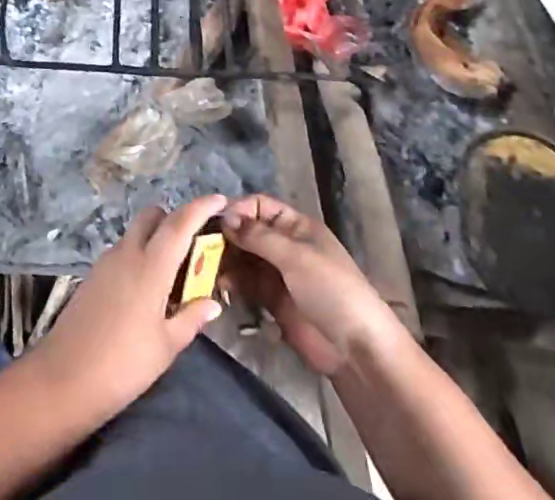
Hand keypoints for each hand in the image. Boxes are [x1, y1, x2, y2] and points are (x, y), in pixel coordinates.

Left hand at [24, 194, 228, 420]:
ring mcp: (105, 263)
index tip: (220, 200)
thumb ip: (191, 318)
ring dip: (156, 238)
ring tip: (175, 272)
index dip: (201, 207)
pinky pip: (122, 252)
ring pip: (135, 233)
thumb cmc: (122, 365)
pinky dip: (140, 255)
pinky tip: (148, 287)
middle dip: (174, 218)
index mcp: (150, 266)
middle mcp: (126, 254)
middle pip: (152, 217)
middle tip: (196, 243)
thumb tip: (212, 303)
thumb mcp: (166, 346)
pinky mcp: (92, 276)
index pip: (179, 224)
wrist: (61, 380)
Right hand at [221, 194, 399, 374]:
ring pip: (242, 258)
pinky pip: (245, 283)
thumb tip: (225, 218)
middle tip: (199, 247)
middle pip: (247, 232)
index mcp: (296, 226)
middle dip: (225, 236)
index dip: (237, 211)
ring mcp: (277, 273)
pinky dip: (230, 282)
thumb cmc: (331, 290)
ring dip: (224, 260)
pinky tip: (217, 286)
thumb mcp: (296, 256)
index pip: (260, 206)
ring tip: (204, 268)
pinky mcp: (271, 300)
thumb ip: (258, 236)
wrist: (355, 348)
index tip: (213, 222)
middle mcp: (284, 245)